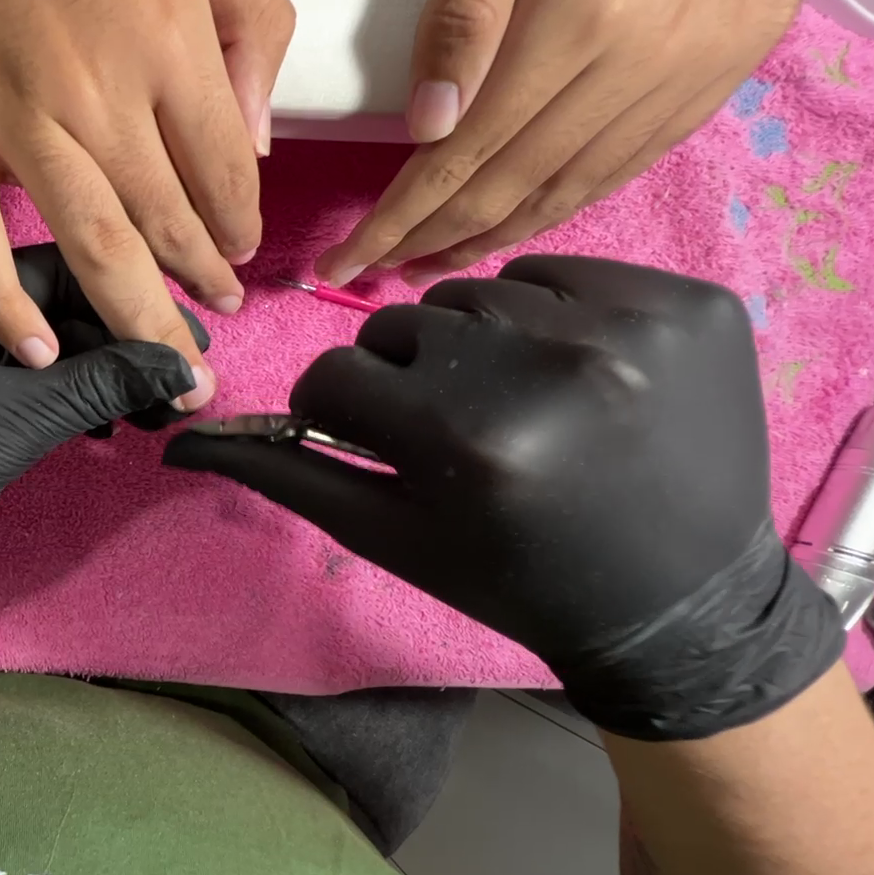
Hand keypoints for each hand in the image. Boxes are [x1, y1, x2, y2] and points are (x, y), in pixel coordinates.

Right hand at [0, 0, 293, 408]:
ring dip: (134, 315)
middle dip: (196, 291)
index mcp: (168, 36)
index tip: (237, 261)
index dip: (236, 230)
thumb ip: (245, 25)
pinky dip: (2, 303)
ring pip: (89, 243)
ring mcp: (14, 118)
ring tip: (159, 361)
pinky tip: (37, 351)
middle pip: (166, 224)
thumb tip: (254, 138)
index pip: (222, 171)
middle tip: (207, 340)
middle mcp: (100, 92)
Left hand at [0, 245, 203, 655]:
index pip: (52, 273)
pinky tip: (107, 425)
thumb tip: (189, 370)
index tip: (190, 334)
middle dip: (116, 350)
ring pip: (41, 357)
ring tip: (155, 409)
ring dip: (96, 382)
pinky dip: (63, 405)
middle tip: (182, 379)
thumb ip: (100, 387)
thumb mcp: (11, 424)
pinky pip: (20, 389)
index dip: (126, 301)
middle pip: (50, 315)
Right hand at [166, 256, 841, 739]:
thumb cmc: (503, 575)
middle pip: (398, 325)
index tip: (370, 439)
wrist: (674, 601)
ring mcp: (629, 328)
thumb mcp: (382, 534)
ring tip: (504, 399)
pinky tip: (569, 372)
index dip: (337, 409)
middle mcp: (545, 368)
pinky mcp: (690, 303)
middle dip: (398, 373)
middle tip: (441, 425)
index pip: (332, 376)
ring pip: (473, 293)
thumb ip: (283, 474)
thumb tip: (183, 441)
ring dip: (465, 342)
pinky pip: (560, 273)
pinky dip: (542, 316)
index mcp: (461, 439)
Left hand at [316, 0, 814, 286]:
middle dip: (429, 242)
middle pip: (505, 189)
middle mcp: (640, 62)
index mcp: (577, 23)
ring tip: (431, 265)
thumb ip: (467, 14)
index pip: (456, 160)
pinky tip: (514, 225)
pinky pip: (626, 167)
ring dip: (489, 240)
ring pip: (565, 193)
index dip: (393, 223)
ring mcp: (696, 68)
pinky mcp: (732, 64)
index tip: (345, 264)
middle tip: (377, 272)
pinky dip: (558, 208)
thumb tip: (426, 129)